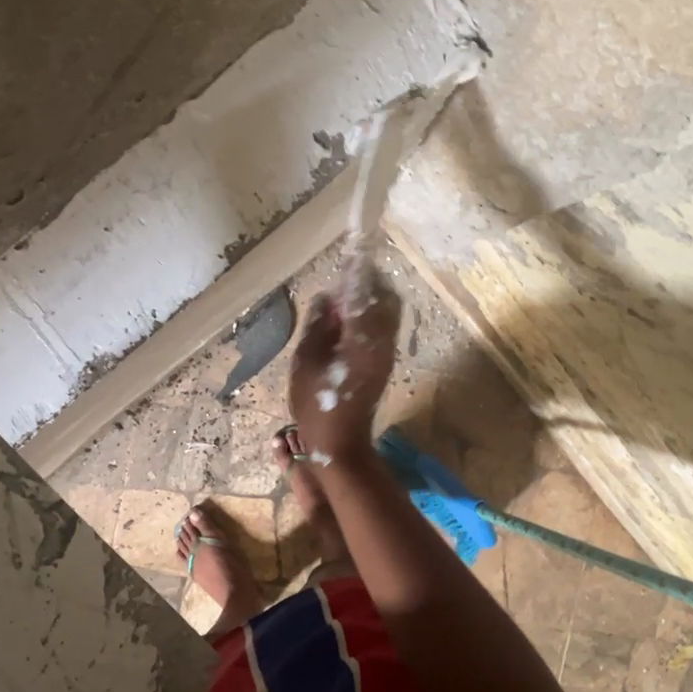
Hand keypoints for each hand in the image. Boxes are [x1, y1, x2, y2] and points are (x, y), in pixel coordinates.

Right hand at [289, 273, 401, 461]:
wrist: (340, 442)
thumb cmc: (316, 405)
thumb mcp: (305, 361)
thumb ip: (318, 324)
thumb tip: (329, 298)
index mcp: (362, 340)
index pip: (364, 293)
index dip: (357, 270)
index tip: (351, 249)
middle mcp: (382, 342)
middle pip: (384, 297)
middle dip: (367, 281)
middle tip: (343, 274)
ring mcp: (387, 352)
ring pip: (387, 310)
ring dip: (369, 297)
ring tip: (341, 297)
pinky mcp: (385, 360)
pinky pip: (383, 325)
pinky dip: (369, 313)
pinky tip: (346, 318)